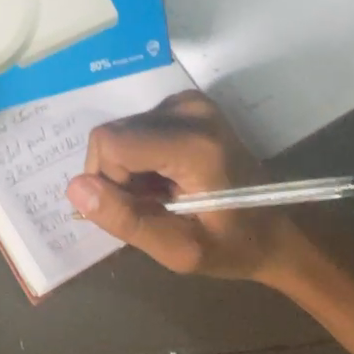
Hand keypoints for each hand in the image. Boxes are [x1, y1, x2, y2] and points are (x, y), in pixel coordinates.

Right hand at [66, 91, 305, 284]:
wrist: (278, 231)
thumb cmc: (233, 247)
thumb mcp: (180, 251)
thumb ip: (127, 220)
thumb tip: (75, 188)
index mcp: (195, 145)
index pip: (111, 144)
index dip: (108, 181)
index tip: (137, 211)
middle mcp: (190, 110)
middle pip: (111, 135)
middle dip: (115, 176)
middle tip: (150, 207)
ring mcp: (188, 102)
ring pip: (119, 131)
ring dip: (126, 168)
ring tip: (161, 194)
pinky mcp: (184, 102)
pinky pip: (134, 127)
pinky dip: (137, 156)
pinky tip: (165, 177)